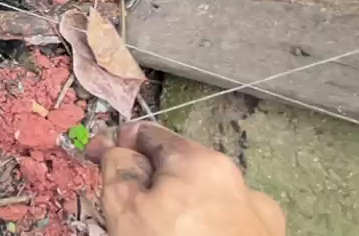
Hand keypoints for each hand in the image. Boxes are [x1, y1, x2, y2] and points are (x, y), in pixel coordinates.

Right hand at [88, 122, 284, 235]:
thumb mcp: (121, 202)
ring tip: (157, 229)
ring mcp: (265, 221)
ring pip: (204, 197)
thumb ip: (117, 162)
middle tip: (124, 203)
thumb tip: (127, 154)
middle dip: (148, 178)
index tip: (92, 160)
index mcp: (203, 162)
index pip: (145, 133)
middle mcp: (242, 183)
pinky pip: (227, 224)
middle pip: (177, 166)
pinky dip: (204, 227)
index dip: (113, 142)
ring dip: (177, 205)